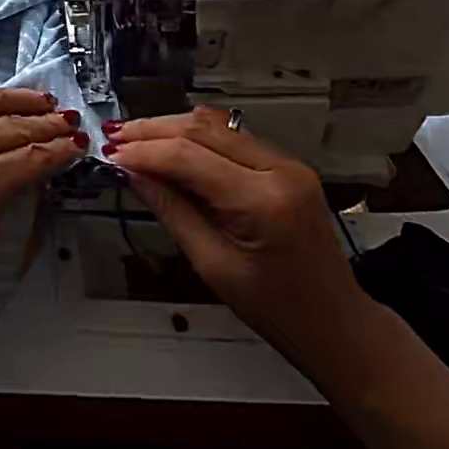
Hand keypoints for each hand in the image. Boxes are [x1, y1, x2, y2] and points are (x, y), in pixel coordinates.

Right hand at [104, 109, 377, 374]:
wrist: (339, 324)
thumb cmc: (277, 308)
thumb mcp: (212, 264)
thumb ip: (171, 210)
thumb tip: (131, 173)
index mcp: (264, 201)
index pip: (188, 156)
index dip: (143, 152)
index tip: (109, 156)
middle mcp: (281, 171)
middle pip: (201, 129)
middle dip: (151, 130)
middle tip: (112, 138)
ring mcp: (287, 164)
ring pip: (214, 125)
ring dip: (169, 128)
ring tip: (130, 137)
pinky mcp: (285, 165)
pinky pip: (229, 136)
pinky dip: (191, 136)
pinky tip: (165, 143)